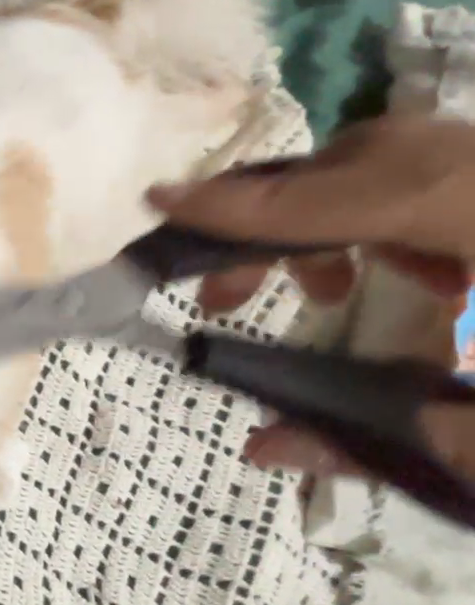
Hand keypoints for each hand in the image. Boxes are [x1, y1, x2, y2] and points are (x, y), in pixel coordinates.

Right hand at [146, 114, 474, 479]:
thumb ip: (398, 440)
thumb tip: (261, 447)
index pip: (376, 193)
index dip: (260, 203)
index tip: (160, 204)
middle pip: (388, 156)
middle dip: (283, 212)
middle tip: (227, 289)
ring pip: (419, 159)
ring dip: (334, 218)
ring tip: (317, 297)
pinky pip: (453, 178)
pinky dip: (397, 220)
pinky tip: (402, 283)